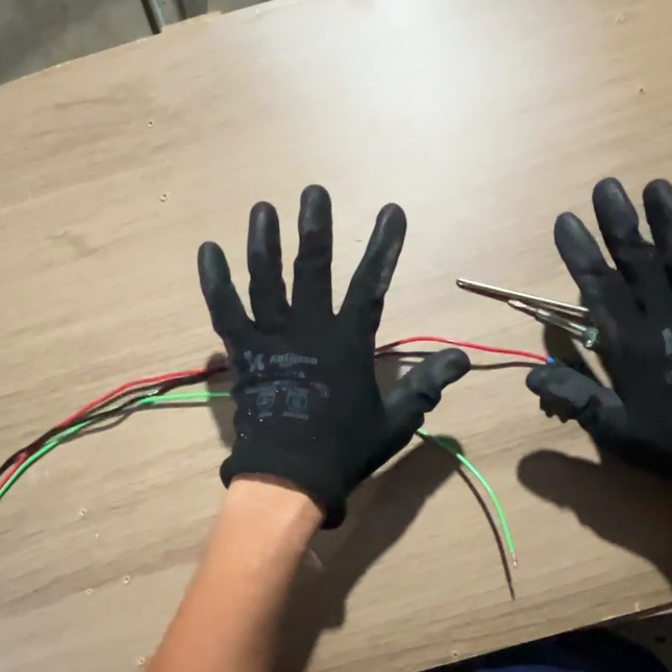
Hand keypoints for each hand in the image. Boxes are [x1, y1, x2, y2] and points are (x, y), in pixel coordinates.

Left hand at [199, 185, 470, 526]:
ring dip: (264, 242)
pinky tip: (208, 250)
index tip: (392, 211)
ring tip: (263, 209)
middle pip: (313, 269)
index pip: (371, 284)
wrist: (290, 478)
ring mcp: (272, 338)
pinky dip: (216, 281)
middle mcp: (310, 329)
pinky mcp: (243, 353)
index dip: (384, 247)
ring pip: (265, 280)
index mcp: (349, 343)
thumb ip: (427, 384)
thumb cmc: (346, 449)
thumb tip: (463, 357)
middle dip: (316, 228)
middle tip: (314, 193)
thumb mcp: (397, 420)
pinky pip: (225, 311)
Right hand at [526, 177, 671, 533]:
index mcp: (629, 344)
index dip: (580, 253)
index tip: (565, 221)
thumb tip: (531, 376)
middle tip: (605, 187)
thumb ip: (575, 397)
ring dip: (668, 219)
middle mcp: (662, 318)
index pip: (598, 288)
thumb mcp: (615, 427)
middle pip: (638, 260)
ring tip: (655, 186)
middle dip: (619, 222)